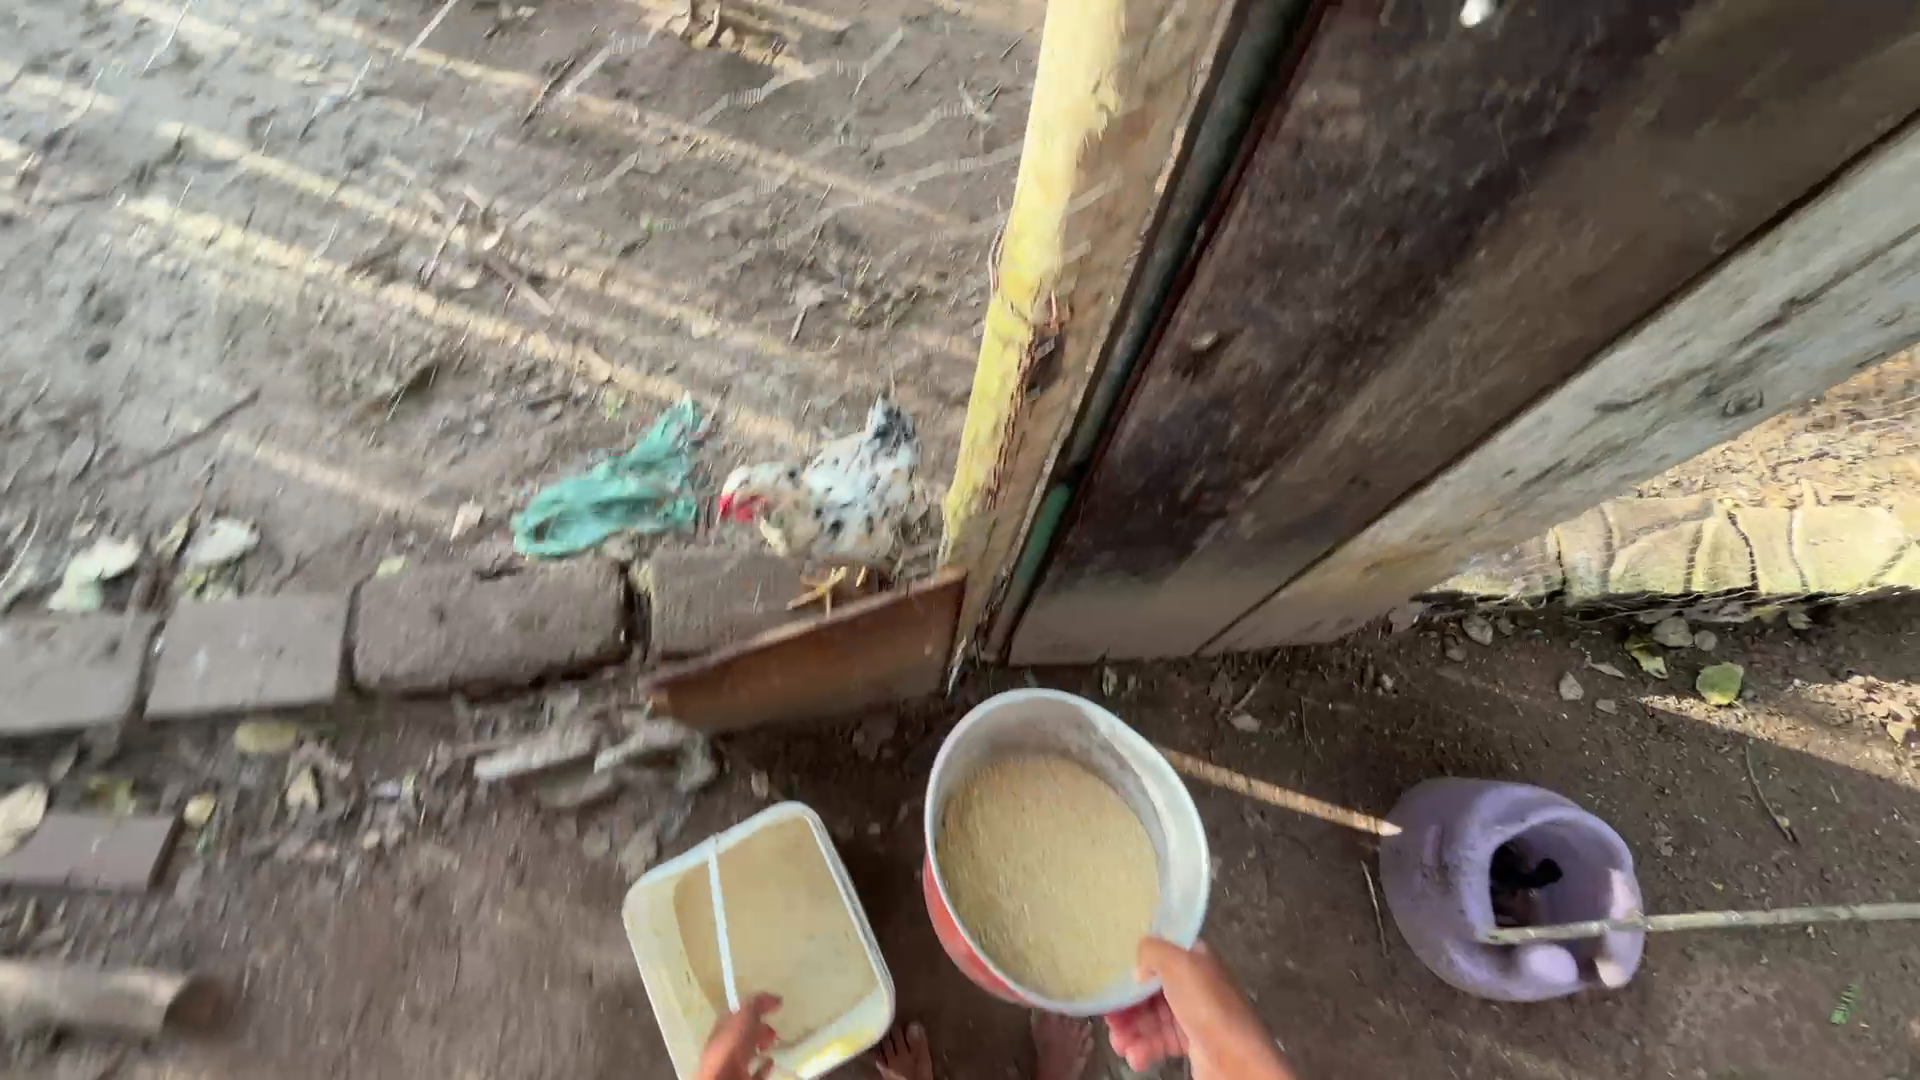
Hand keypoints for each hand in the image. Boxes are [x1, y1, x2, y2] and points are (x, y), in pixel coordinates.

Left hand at [696, 993, 781, 1079]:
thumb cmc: (731, 1046)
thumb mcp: (744, 1015)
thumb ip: (757, 1003)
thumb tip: (775, 997)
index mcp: (723, 1026)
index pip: (740, 1010)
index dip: (757, 1005)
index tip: (776, 1003)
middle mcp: (727, 1043)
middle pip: (746, 1031)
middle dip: (761, 1026)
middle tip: (774, 1027)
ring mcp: (733, 1063)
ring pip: (750, 1050)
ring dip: (762, 1045)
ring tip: (774, 1043)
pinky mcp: (742, 1078)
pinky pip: (755, 1071)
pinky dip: (764, 1066)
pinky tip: (771, 1062)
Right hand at [1106, 939, 1293, 1079]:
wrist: (1240, 1064)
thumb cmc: (1208, 1006)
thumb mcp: (1179, 964)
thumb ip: (1152, 951)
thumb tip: (1137, 967)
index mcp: (1194, 957)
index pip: (1159, 952)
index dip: (1135, 962)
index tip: (1113, 974)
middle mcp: (1193, 983)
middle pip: (1150, 987)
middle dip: (1127, 1002)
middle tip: (1109, 1017)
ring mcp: (1191, 1015)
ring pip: (1151, 1016)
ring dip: (1130, 1029)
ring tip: (1118, 1043)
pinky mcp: (1190, 1044)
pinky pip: (1159, 1041)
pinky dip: (1144, 1048)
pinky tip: (1134, 1058)